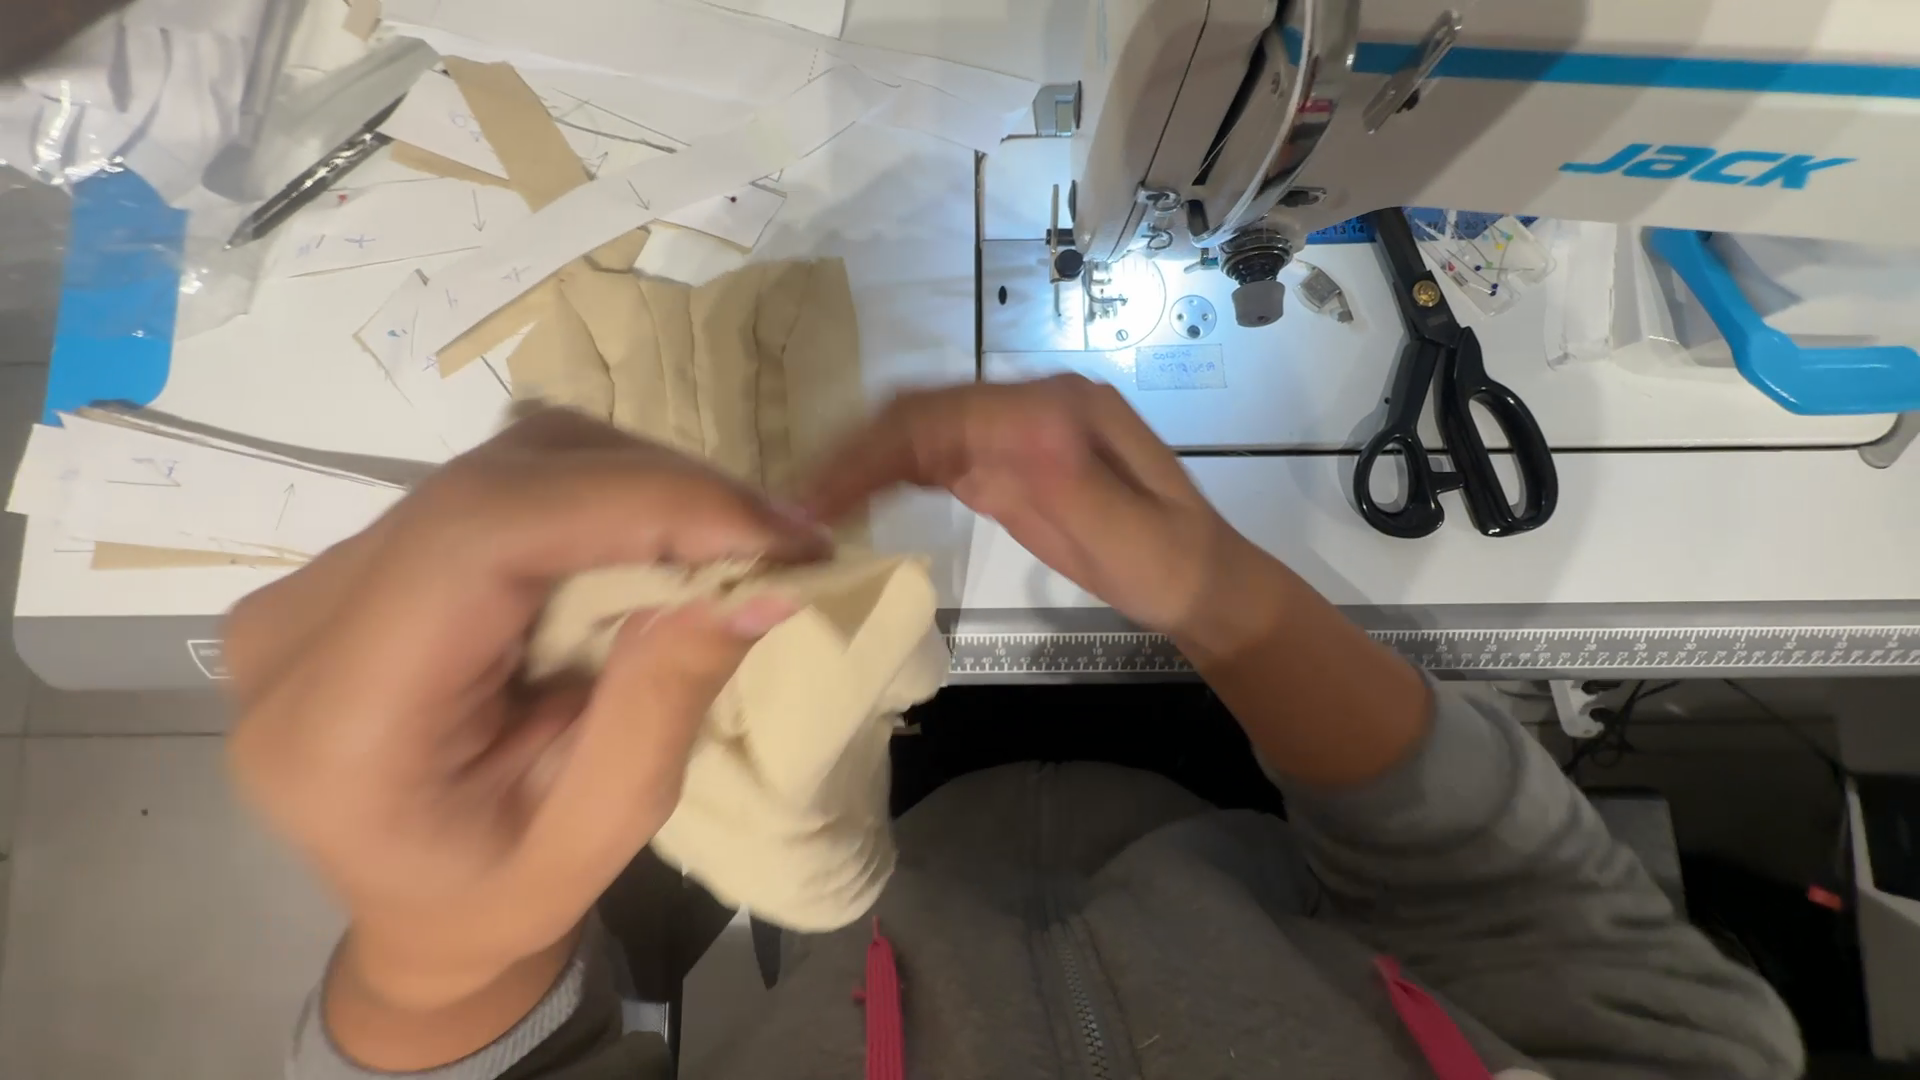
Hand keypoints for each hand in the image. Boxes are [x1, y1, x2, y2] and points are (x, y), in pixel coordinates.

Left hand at [226, 411, 823, 1017]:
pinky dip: (614, 494)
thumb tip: (767, 585)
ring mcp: (327, 575)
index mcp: (339, 720)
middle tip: (780, 537)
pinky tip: (666, 539)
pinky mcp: (376, 555)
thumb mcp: (607, 825)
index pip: (484, 537)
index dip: (644, 505)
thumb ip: (668, 699)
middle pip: (504, 480)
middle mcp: (305, 622)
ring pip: (516, 462)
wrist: (426, 903)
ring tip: (732, 542)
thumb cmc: (507, 891)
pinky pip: (515, 481)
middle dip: (667, 492)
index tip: (777, 533)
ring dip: (647, 488)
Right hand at [806, 375, 1280, 656]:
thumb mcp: (1131, 532)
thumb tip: (1003, 432)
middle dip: (858, 450)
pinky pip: (938, 459)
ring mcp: (1016, 435)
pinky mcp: (1007, 468)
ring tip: (813, 502)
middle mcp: (1031, 407)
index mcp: (1059, 410)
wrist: (1195, 582)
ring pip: (923, 432)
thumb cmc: (1169, 563)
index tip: (823, 492)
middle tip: (800, 499)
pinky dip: (893, 476)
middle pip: (926, 412)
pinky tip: (860, 499)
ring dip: (867, 462)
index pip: (951, 413)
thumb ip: (1068, 483)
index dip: (881, 447)